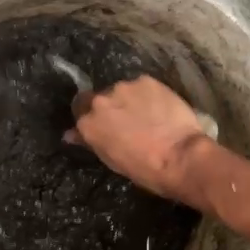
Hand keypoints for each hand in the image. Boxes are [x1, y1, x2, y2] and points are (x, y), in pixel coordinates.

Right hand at [70, 76, 211, 202]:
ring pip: (123, 90)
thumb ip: (91, 140)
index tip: (104, 124)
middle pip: (101, 97)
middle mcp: (101, 101)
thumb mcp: (111, 159)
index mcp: (88, 123)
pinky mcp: (147, 81)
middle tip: (128, 121)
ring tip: (148, 114)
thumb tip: (70, 134)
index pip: (80, 109)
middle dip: (111, 107)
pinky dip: (149, 95)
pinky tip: (161, 109)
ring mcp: (124, 87)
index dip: (93, 116)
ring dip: (130, 100)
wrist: (179, 156)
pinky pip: (143, 87)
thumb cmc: (143, 168)